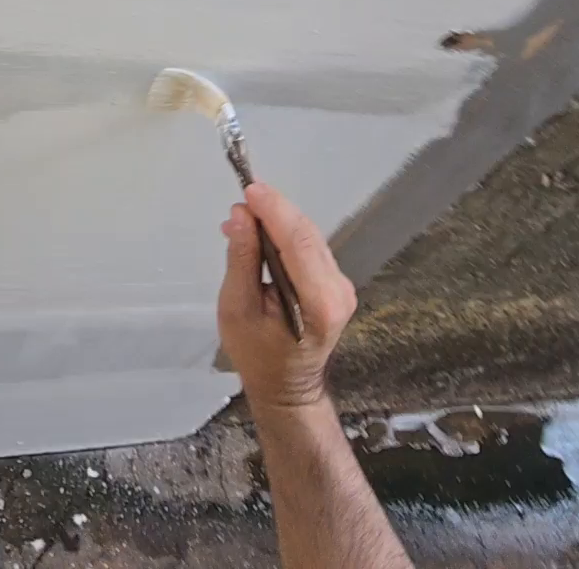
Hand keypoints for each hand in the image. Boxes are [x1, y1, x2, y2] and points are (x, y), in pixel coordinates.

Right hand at [217, 183, 356, 411]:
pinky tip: (257, 232)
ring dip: (276, 220)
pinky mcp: (335, 282)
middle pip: (306, 235)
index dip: (274, 211)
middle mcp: (339, 290)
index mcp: (320, 302)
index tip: (249, 190)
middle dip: (273, 210)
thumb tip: (241, 216)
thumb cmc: (256, 354)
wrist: (286, 388)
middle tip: (240, 200)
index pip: (298, 242)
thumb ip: (242, 259)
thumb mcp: (237, 308)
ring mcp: (342, 285)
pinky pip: (309, 247)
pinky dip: (283, 234)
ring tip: (241, 217)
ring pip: (309, 237)